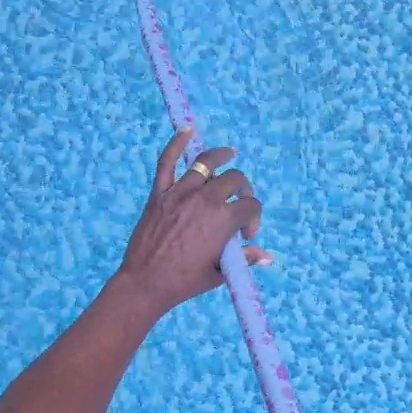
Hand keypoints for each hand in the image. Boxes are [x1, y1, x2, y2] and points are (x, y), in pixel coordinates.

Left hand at [113, 126, 270, 318]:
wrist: (145, 283)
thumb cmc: (184, 282)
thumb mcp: (219, 273)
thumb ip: (244, 259)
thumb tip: (266, 257)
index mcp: (224, 219)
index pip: (250, 205)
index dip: (253, 219)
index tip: (245, 235)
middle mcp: (206, 200)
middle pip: (234, 180)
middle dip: (242, 190)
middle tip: (237, 202)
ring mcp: (181, 193)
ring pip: (206, 163)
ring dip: (221, 156)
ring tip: (229, 154)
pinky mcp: (159, 194)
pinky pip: (167, 162)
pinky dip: (176, 144)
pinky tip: (187, 130)